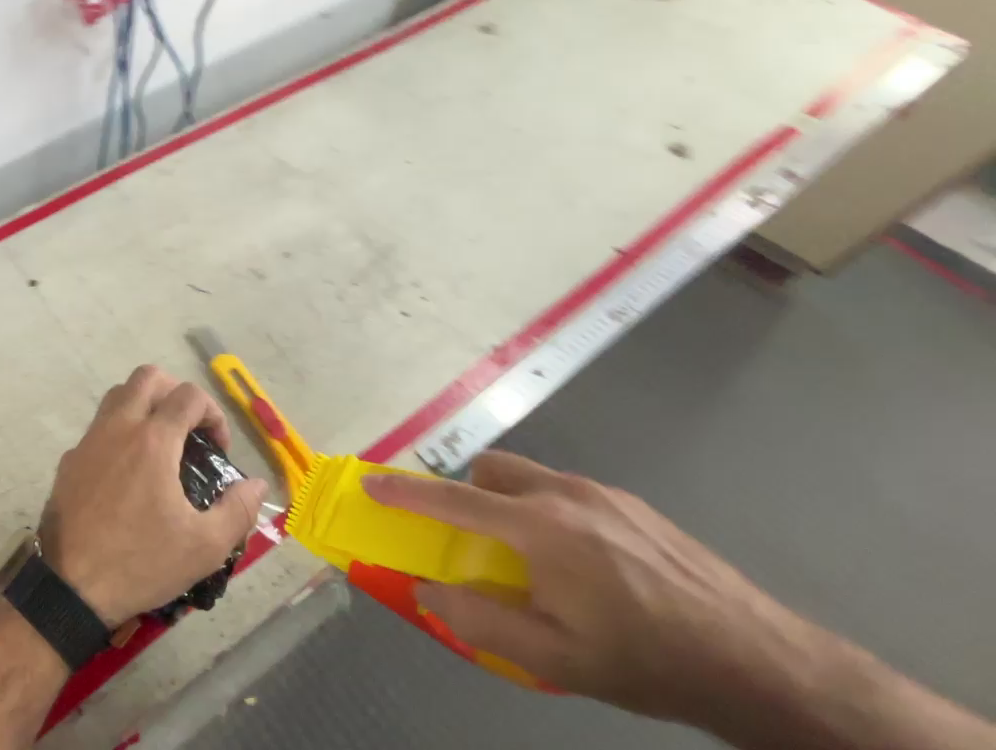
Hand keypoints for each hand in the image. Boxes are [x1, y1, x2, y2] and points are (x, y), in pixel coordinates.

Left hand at [40, 366, 269, 627]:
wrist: (69, 586)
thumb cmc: (140, 563)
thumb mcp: (204, 547)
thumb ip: (238, 510)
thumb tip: (256, 485)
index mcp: (152, 440)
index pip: (188, 395)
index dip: (213, 413)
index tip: (219, 448)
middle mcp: (117, 428)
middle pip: (147, 377)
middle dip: (176, 392)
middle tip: (190, 429)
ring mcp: (88, 442)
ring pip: (117, 396)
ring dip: (144, 405)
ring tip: (162, 444)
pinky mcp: (68, 461)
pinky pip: (98, 428)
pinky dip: (119, 433)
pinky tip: (128, 474)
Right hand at [363, 451, 824, 723]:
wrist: (762, 663)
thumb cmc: (645, 660)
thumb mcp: (551, 657)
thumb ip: (476, 620)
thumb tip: (427, 590)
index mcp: (539, 529)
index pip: (451, 499)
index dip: (404, 492)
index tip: (369, 484)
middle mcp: (567, 495)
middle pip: (491, 469)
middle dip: (467, 491)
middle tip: (474, 540)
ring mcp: (606, 495)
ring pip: (532, 477)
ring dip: (510, 503)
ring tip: (536, 562)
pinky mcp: (637, 506)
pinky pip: (570, 493)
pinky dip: (550, 512)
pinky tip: (588, 567)